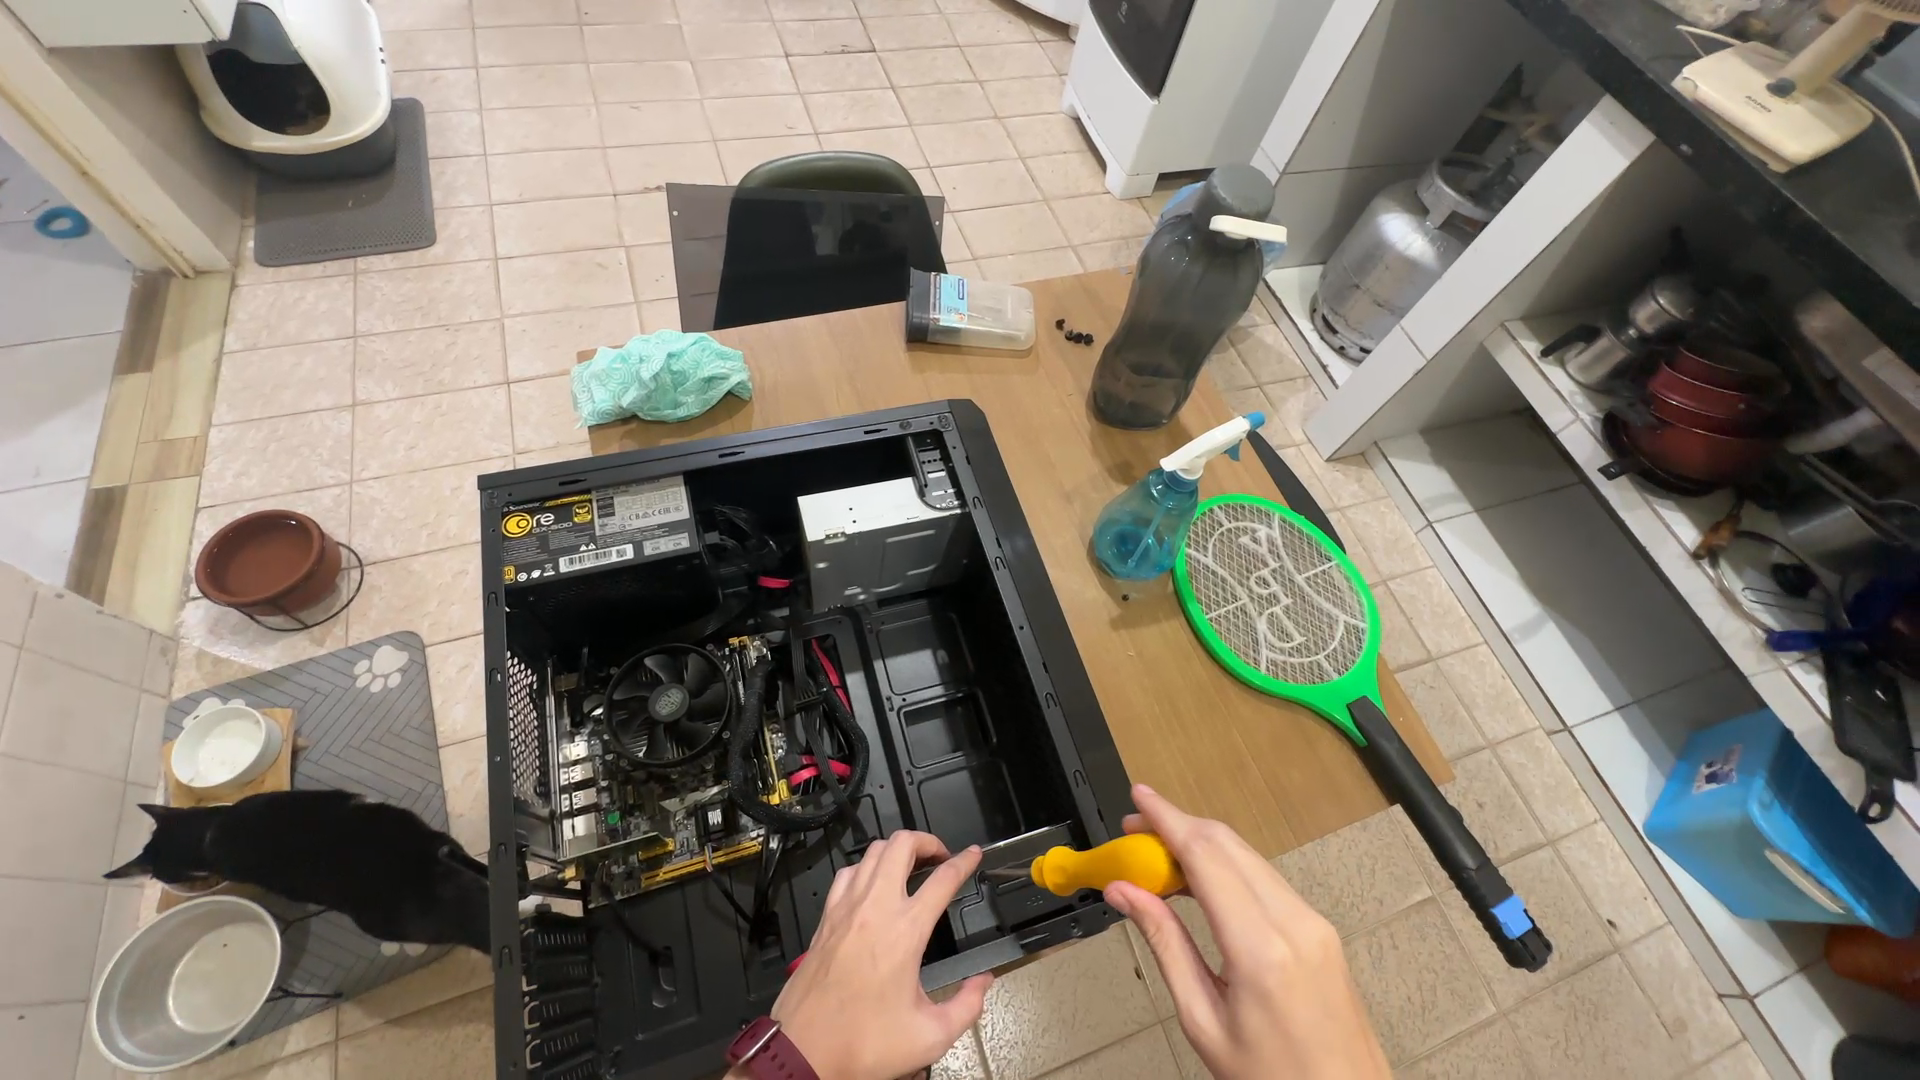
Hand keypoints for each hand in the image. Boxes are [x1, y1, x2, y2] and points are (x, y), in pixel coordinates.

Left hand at [752, 832, 990, 1079]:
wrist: (804, 1051)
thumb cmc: (864, 1043)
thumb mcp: (929, 1037)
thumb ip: (966, 1007)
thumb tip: (984, 982)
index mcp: (905, 930)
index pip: (942, 879)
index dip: (964, 861)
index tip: (973, 853)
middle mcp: (875, 907)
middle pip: (902, 844)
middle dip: (927, 841)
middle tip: (940, 857)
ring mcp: (846, 907)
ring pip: (873, 851)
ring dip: (896, 850)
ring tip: (911, 865)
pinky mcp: (826, 916)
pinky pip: (848, 872)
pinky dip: (866, 867)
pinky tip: (873, 883)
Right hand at [1104, 785, 1388, 1079]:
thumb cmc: (1275, 1079)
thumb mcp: (1203, 1019)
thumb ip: (1165, 944)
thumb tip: (1125, 893)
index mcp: (1260, 948)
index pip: (1205, 856)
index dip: (1166, 819)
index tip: (1138, 797)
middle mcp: (1294, 922)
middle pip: (1226, 844)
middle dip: (1177, 825)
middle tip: (1135, 830)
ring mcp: (1313, 922)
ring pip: (1247, 854)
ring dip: (1200, 843)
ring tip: (1158, 857)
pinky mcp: (1320, 928)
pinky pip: (1264, 877)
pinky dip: (1225, 864)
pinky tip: (1199, 880)